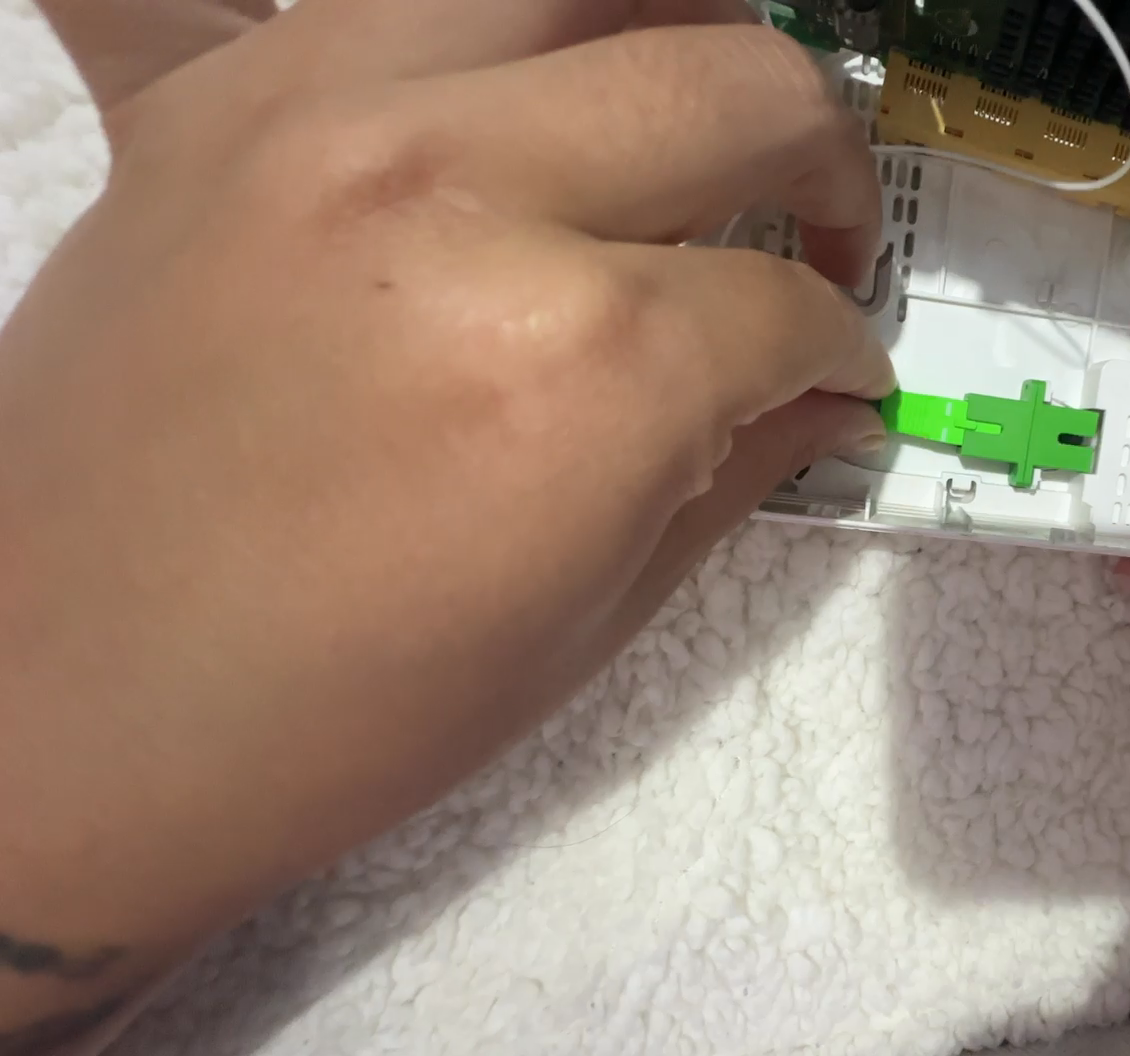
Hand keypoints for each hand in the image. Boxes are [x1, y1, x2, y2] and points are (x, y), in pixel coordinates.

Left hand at [0, 0, 889, 1055]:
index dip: (847, 347)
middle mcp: (472, 193)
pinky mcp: (231, 92)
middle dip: (833, 166)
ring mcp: (329, 108)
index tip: (851, 375)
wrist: (67, 712)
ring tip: (728, 149)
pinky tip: (577, 124)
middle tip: (831, 245)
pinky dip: (551, 40)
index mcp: (588, 367)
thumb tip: (840, 398)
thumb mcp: (617, 604)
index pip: (789, 304)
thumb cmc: (381, 701)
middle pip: (744, 84)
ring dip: (710, 58)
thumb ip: (752, 461)